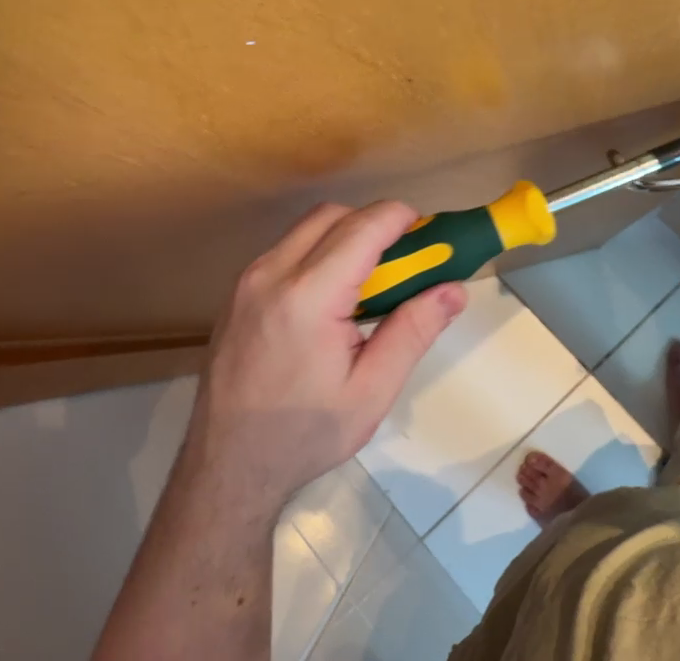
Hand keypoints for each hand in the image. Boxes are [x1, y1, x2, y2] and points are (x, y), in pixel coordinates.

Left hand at [183, 201, 467, 511]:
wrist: (227, 464)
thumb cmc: (304, 434)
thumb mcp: (371, 391)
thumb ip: (413, 332)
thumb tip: (453, 290)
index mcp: (309, 296)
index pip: (363, 227)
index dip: (400, 218)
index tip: (428, 234)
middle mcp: (272, 273)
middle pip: (333, 215)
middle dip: (373, 223)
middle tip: (404, 261)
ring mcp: (247, 280)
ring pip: (305, 229)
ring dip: (343, 236)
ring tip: (370, 284)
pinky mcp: (237, 292)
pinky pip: (284, 251)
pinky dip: (316, 253)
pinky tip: (331, 300)